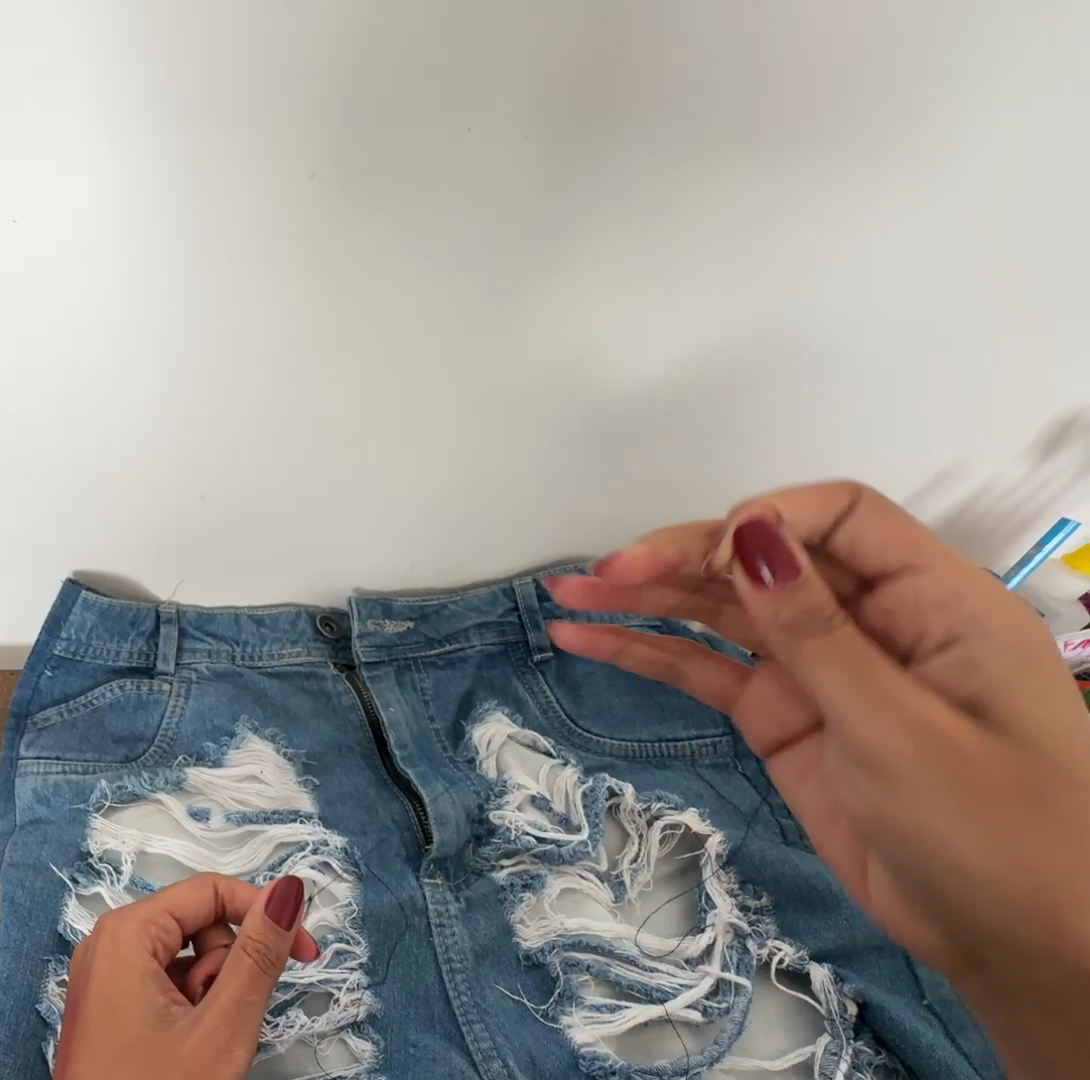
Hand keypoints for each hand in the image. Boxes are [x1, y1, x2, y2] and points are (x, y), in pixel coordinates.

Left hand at [53, 873, 320, 1079]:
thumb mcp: (219, 1030)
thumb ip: (257, 956)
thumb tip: (288, 892)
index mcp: (126, 932)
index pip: (210, 890)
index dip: (263, 914)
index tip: (306, 952)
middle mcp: (110, 942)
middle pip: (196, 923)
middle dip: (226, 967)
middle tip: (224, 1022)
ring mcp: (106, 974)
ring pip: (185, 957)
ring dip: (209, 993)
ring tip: (201, 1044)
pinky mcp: (110, 1004)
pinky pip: (165, 984)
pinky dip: (189, 1010)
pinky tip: (185, 1052)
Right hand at [544, 481, 1089, 1079]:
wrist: (1017, 946)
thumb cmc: (1000, 834)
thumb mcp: (901, 726)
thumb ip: (816, 629)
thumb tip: (751, 534)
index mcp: (930, 605)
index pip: (840, 519)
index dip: (766, 520)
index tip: (707, 557)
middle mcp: (864, 622)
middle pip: (756, 560)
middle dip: (676, 560)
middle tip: (605, 575)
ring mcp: (812, 668)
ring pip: (714, 611)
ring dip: (639, 601)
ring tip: (570, 596)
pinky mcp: (774, 711)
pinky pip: (698, 668)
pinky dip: (641, 652)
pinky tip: (587, 641)